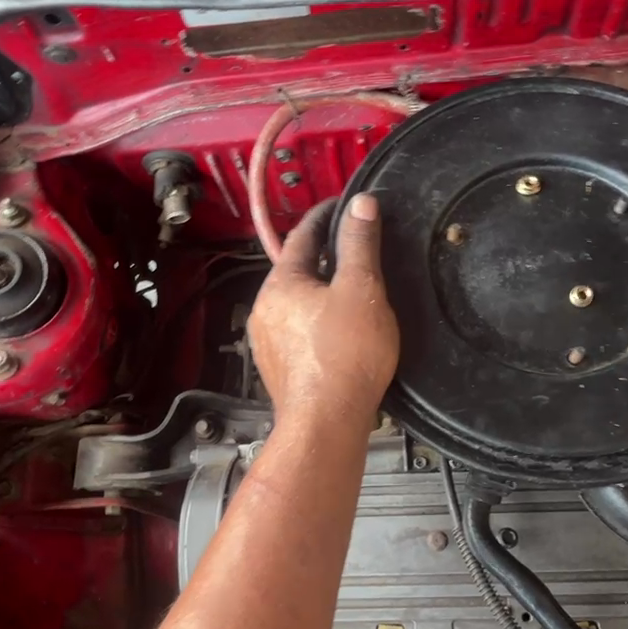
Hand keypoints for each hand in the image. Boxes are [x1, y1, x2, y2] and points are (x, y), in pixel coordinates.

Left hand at [248, 194, 399, 426]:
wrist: (326, 423)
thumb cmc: (345, 359)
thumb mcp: (362, 290)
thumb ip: (360, 244)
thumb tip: (361, 205)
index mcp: (280, 284)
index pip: (303, 235)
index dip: (327, 217)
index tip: (345, 207)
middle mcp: (265, 310)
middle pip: (298, 270)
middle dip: (326, 259)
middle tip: (357, 251)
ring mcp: (269, 342)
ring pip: (298, 304)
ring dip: (322, 294)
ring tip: (354, 294)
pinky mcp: (280, 368)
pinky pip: (299, 333)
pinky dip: (319, 324)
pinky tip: (341, 334)